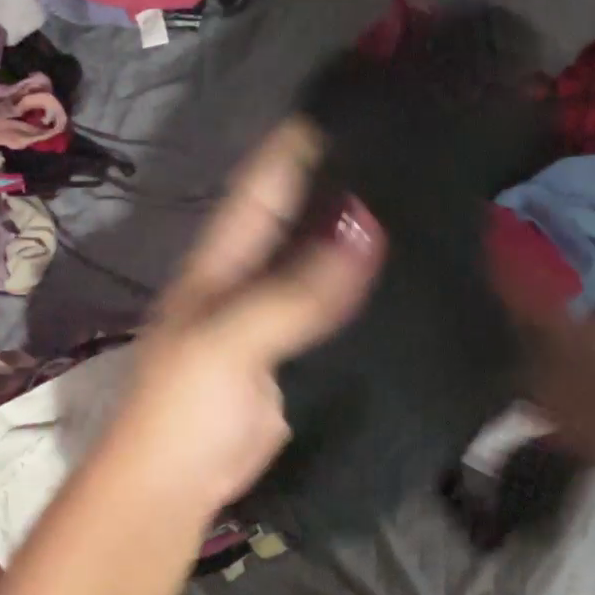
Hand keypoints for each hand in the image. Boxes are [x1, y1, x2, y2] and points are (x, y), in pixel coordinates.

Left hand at [86, 120, 385, 520]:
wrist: (174, 486)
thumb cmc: (183, 407)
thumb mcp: (230, 339)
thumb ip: (295, 289)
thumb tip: (365, 224)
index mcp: (219, 265)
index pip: (261, 190)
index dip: (297, 147)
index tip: (352, 107)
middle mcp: (246, 283)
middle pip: (295, 223)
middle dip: (338, 188)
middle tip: (406, 152)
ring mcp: (272, 325)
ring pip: (318, 271)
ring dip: (355, 244)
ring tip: (420, 205)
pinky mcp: (294, 364)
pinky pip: (332, 320)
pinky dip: (361, 300)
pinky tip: (403, 283)